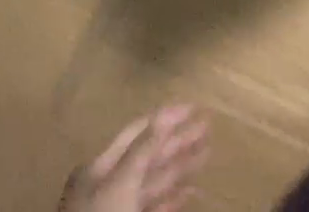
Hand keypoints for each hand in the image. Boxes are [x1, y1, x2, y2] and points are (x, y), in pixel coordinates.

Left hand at [59, 104, 208, 211]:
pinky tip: (191, 192)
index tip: (195, 107)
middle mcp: (107, 184)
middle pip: (148, 155)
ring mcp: (116, 207)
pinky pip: (153, 207)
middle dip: (179, 140)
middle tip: (208, 125)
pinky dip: (172, 200)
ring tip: (208, 152)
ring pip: (153, 181)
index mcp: (99, 167)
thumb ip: (143, 148)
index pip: (137, 132)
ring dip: (180, 167)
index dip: (166, 117)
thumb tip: (167, 112)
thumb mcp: (120, 182)